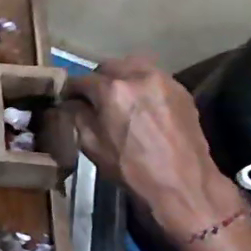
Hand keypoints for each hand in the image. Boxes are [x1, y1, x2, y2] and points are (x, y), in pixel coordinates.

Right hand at [65, 57, 245, 239]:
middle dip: (98, 80)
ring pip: (134, 67)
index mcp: (112, 90)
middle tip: (94, 99)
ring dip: (122, 78)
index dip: (71, 90)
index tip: (67, 99)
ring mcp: (163, 80)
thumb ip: (78, 117)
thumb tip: (71, 103)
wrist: (182, 183)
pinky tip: (142, 106)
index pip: (82, 80)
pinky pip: (154, 78)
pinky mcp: (181, 89)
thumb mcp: (93, 147)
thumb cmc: (132, 169)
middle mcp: (138, 75)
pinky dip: (143, 85)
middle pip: (109, 66)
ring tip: (120, 99)